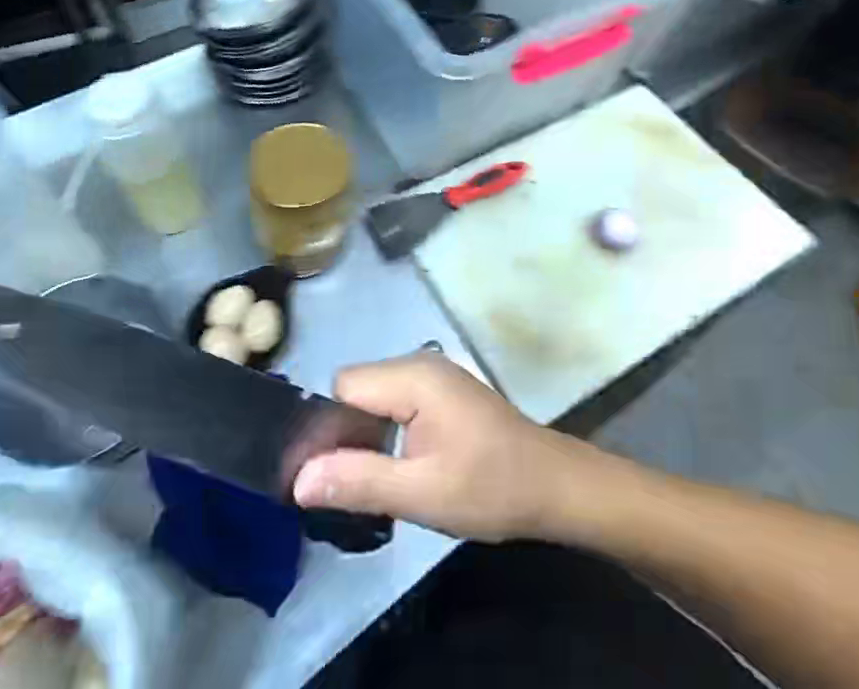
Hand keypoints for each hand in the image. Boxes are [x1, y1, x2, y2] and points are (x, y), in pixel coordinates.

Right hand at [292, 352, 609, 541]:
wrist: (560, 489)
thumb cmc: (494, 489)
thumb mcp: (423, 494)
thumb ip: (359, 481)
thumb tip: (298, 480)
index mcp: (413, 377)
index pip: (343, 388)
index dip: (331, 429)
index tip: (332, 473)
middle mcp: (418, 364)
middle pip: (356, 390)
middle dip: (347, 433)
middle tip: (356, 481)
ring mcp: (433, 375)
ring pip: (373, 397)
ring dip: (367, 434)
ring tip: (378, 476)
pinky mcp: (443, 391)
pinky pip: (394, 401)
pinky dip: (387, 430)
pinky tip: (401, 463)